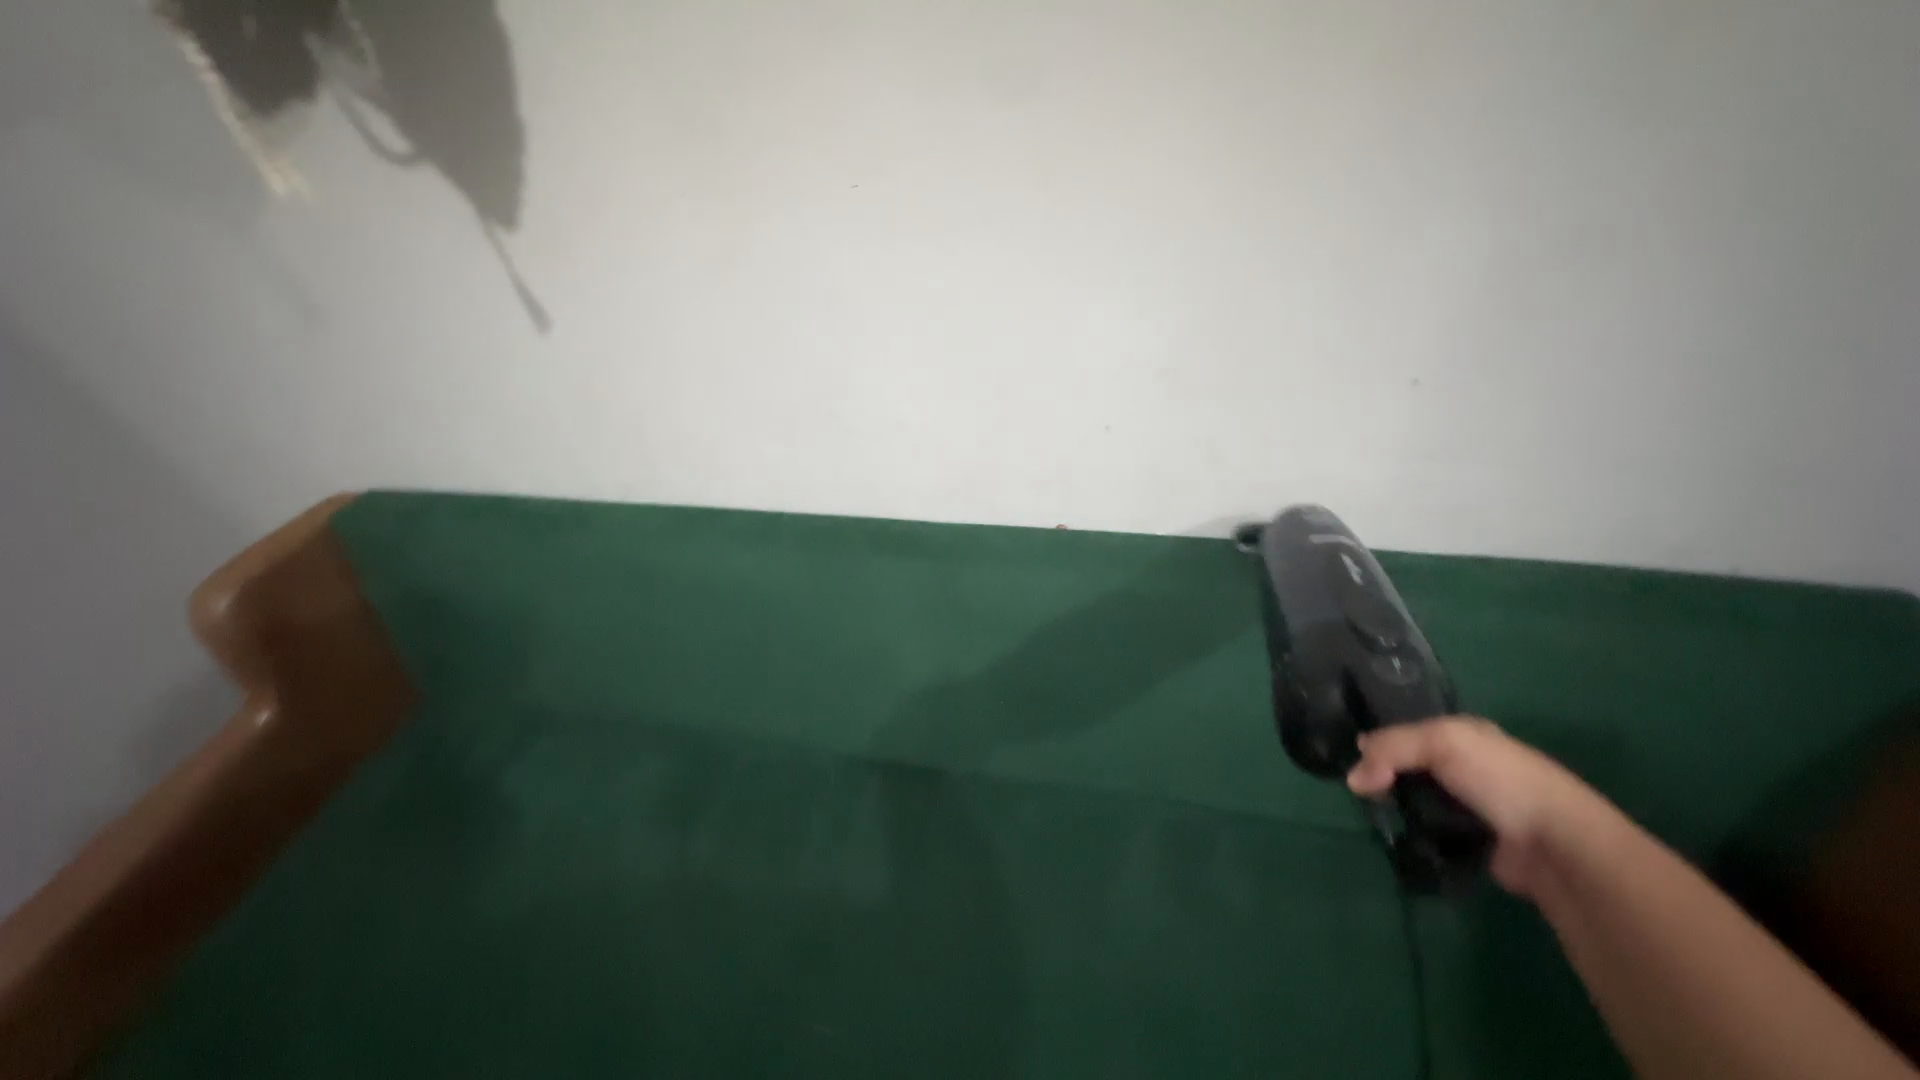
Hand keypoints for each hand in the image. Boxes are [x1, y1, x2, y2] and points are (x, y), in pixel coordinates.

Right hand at [1345, 717, 1614, 896]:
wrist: (1554, 843)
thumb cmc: (1500, 779)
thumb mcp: (1441, 743)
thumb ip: (1391, 749)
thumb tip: (1353, 778)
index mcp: (1464, 734)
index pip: (1407, 731)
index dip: (1378, 742)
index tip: (1351, 761)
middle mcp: (1467, 766)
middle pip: (1409, 766)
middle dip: (1384, 777)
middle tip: (1360, 792)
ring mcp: (1470, 805)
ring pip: (1416, 800)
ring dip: (1397, 808)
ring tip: (1374, 817)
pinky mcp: (1470, 841)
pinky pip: (1429, 831)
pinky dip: (1413, 834)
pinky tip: (1398, 837)